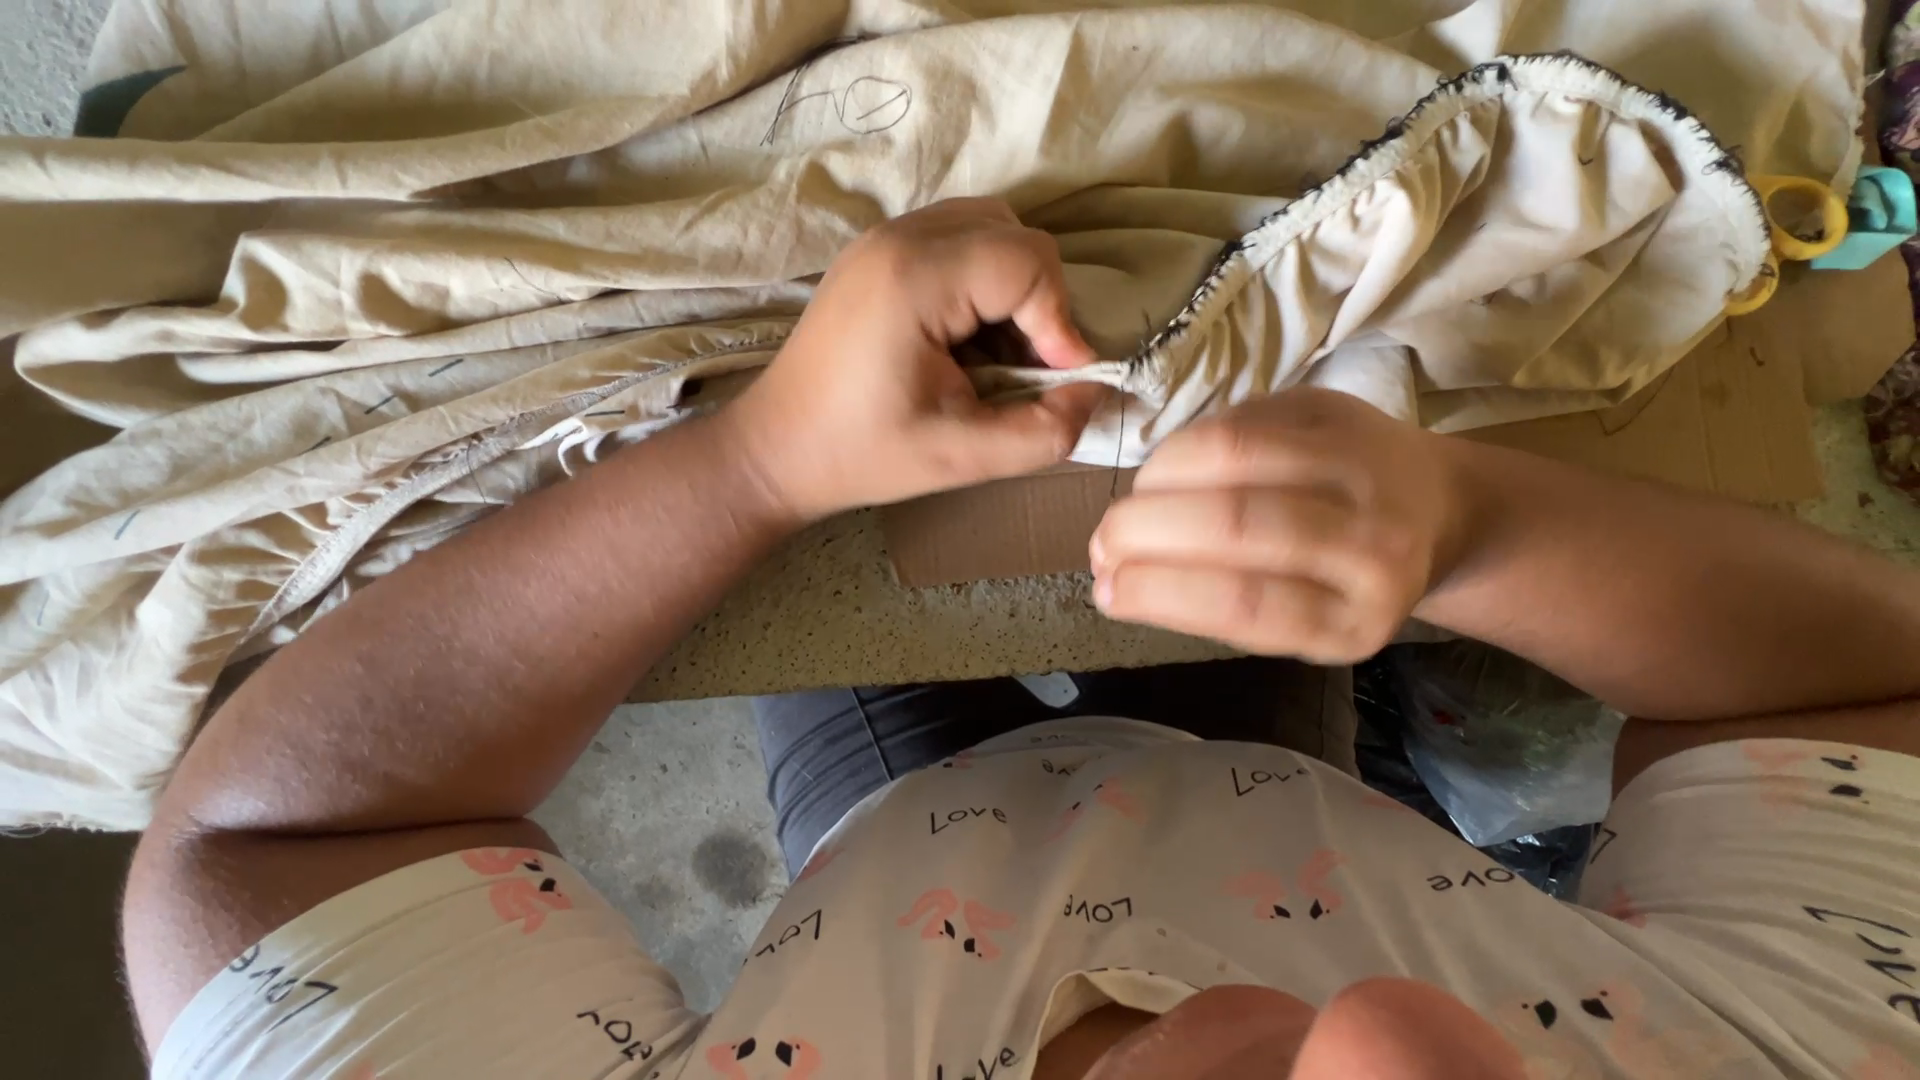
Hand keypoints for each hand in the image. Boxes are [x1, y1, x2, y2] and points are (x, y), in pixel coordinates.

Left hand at [724, 198, 1106, 521]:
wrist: (778, 450)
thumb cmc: (861, 455)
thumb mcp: (962, 458)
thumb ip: (1045, 431)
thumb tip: (1097, 391)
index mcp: (913, 278)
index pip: (1027, 260)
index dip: (1059, 321)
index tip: (1060, 378)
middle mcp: (897, 238)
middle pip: (1014, 233)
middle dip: (1040, 300)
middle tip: (1032, 366)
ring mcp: (881, 239)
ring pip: (988, 229)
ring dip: (1014, 287)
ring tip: (1002, 353)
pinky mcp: (876, 254)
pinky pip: (956, 241)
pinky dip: (981, 282)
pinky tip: (968, 338)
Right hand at [1089, 388, 1465, 663]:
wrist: (1435, 511)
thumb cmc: (1343, 582)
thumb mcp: (1293, 624)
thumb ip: (1210, 606)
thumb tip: (1108, 581)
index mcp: (1355, 618)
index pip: (1243, 602)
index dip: (1158, 593)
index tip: (1106, 589)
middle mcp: (1374, 543)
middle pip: (1234, 522)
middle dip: (1141, 530)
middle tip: (1103, 542)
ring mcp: (1360, 465)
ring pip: (1229, 455)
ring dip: (1154, 482)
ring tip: (1134, 505)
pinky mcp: (1336, 408)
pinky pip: (1235, 420)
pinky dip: (1183, 449)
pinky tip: (1171, 474)